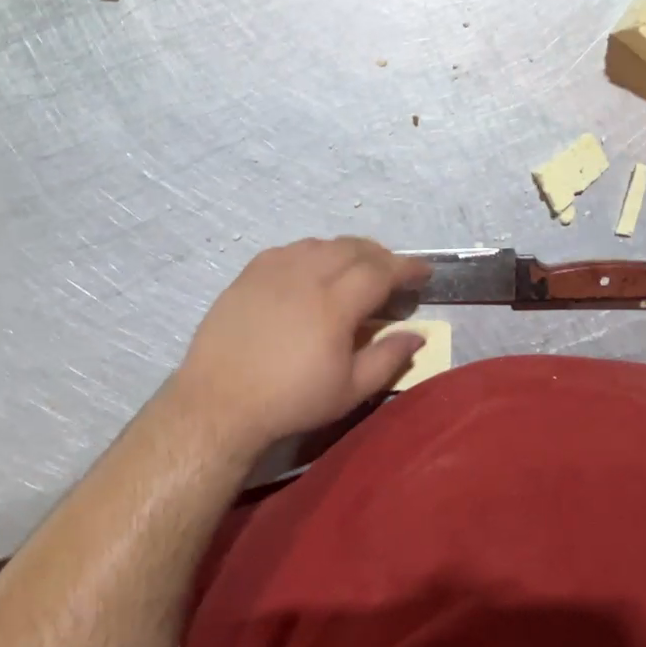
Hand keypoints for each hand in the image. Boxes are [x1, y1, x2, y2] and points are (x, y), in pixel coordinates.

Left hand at [168, 237, 431, 454]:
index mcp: (334, 305)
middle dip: (380, 255)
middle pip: (351, 249)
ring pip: (319, 244)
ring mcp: (272, 272)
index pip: (380, 271)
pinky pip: (288, 250)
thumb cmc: (291, 402)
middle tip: (394, 271)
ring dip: (346, 251)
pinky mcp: (247, 276)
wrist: (221, 402)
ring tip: (357, 267)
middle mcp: (304, 276)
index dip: (406, 268)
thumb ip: (387, 358)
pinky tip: (313, 268)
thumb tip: (417, 336)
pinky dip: (312, 252)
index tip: (424, 272)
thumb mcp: (349, 390)